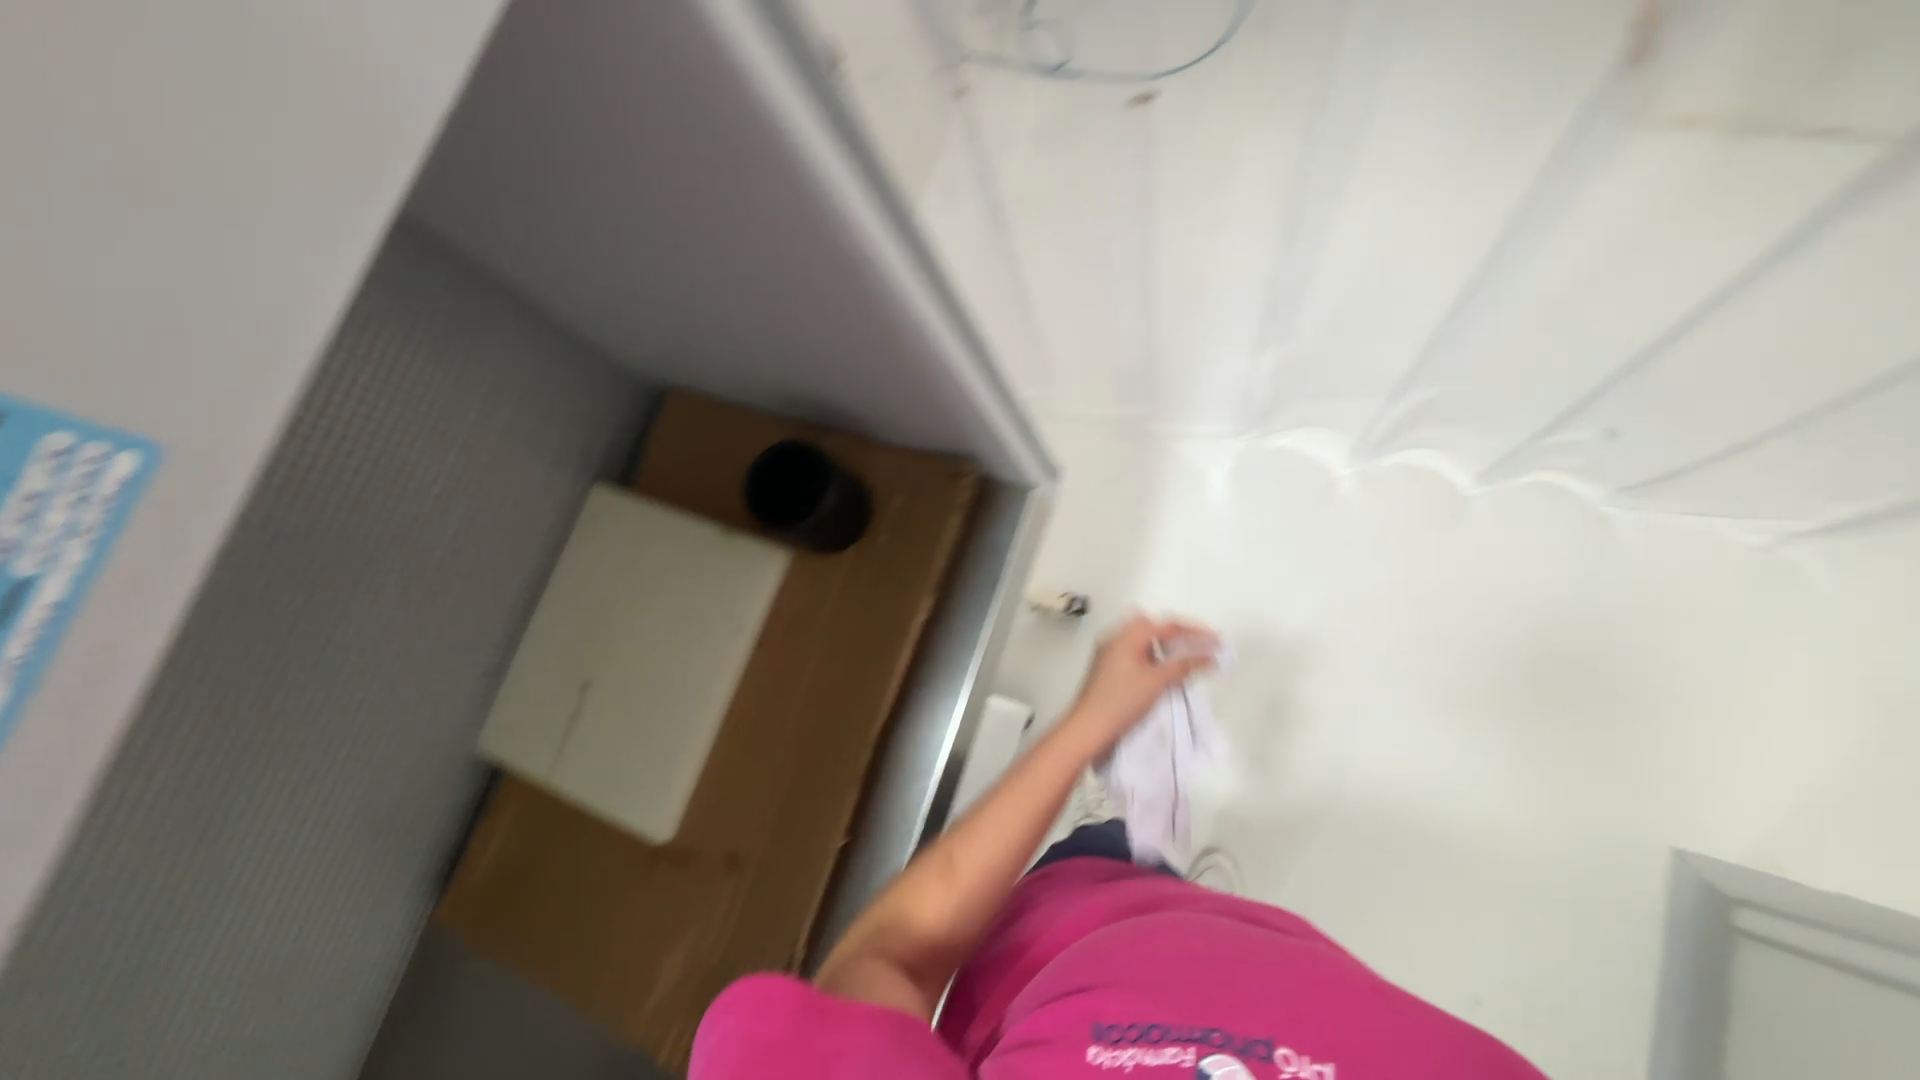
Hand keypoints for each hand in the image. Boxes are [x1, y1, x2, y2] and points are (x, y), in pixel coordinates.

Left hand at [1062, 613, 1218, 753]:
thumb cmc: (1123, 701)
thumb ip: (1184, 665)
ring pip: (1140, 638)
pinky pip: (1132, 651)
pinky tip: (1160, 669)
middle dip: (1176, 632)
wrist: (1088, 726)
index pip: (1167, 624)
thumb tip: (1209, 657)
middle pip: (1151, 625)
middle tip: (1197, 646)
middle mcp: (1114, 637)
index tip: (1217, 641)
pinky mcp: (1105, 667)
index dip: (1195, 631)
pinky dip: (1150, 654)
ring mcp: (1107, 651)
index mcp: (1126, 635)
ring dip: (1162, 644)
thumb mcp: (1157, 681)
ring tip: (1182, 658)